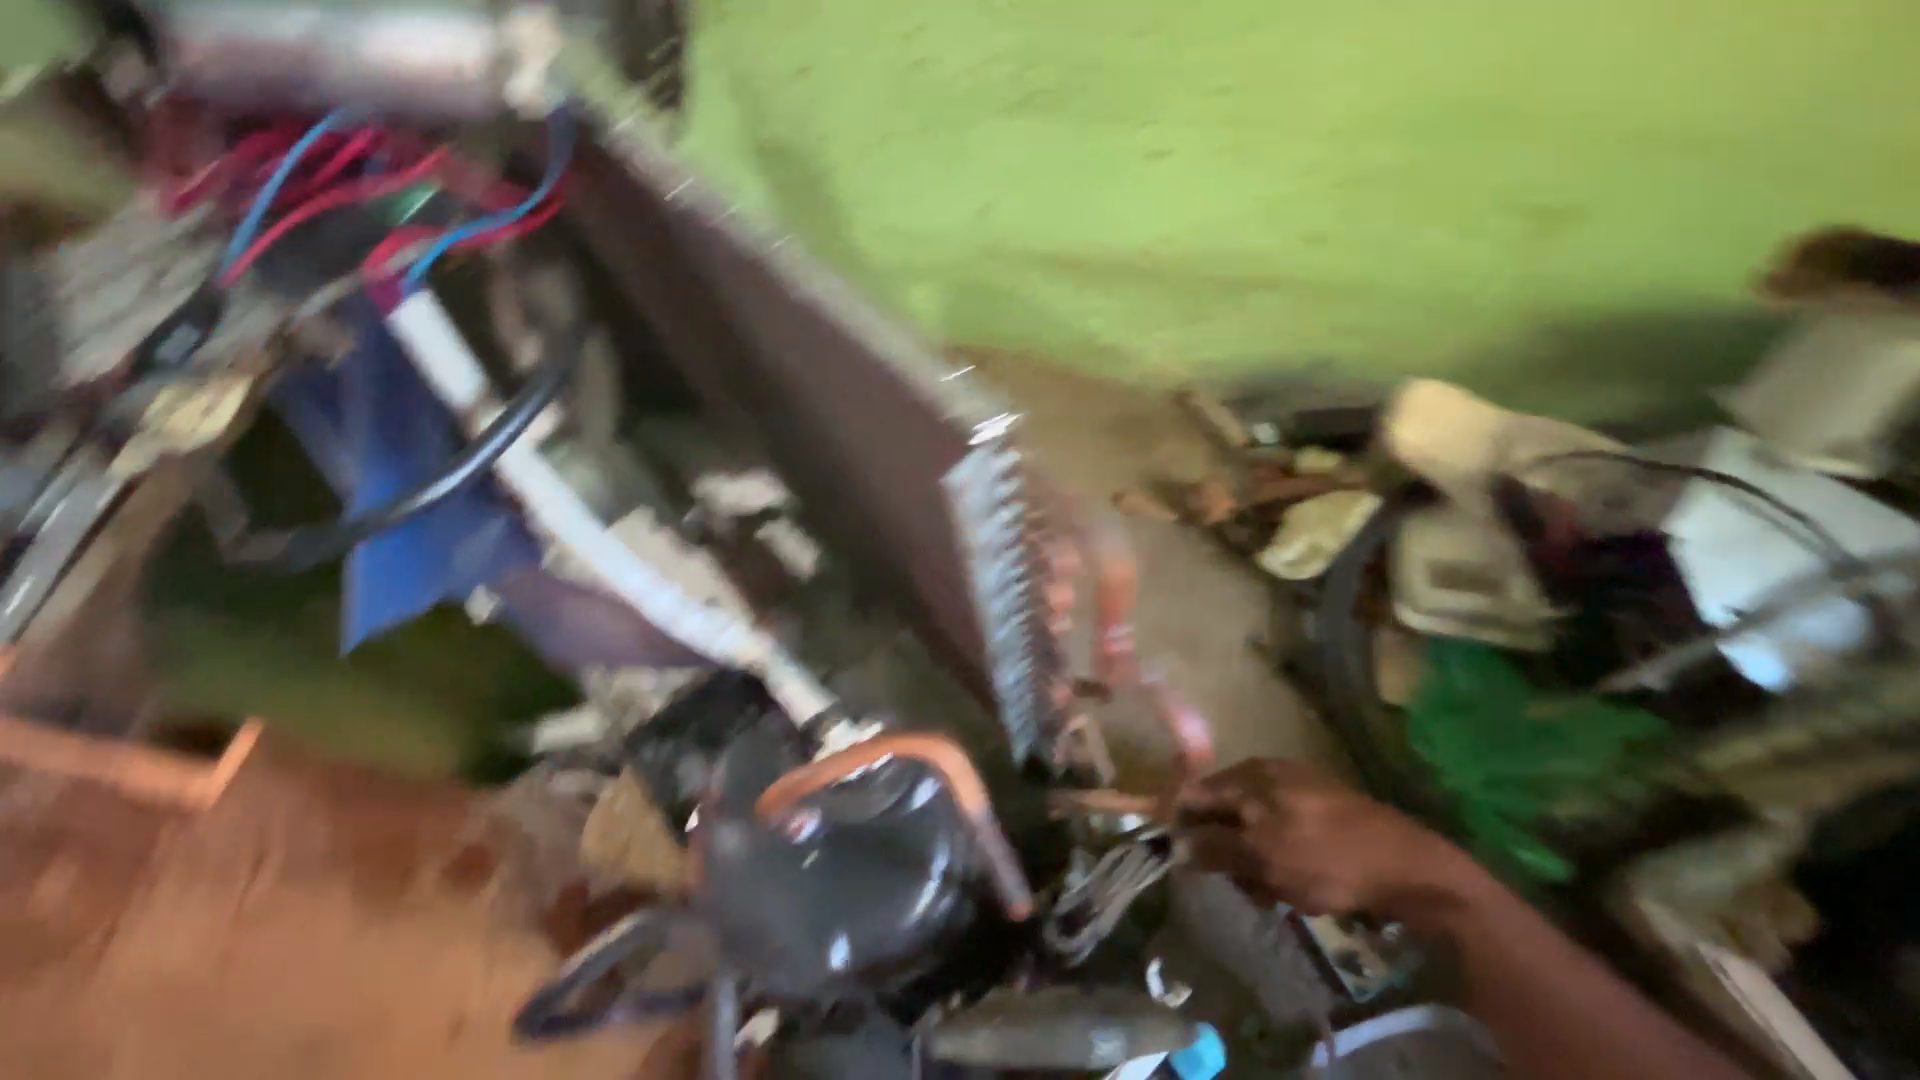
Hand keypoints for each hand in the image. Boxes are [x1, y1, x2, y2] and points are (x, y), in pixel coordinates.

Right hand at [1177, 759, 1483, 923]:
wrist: (1412, 870)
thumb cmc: (1329, 859)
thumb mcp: (1264, 858)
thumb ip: (1215, 847)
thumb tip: (1177, 845)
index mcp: (1249, 774)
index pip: (1194, 792)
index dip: (1181, 825)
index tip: (1181, 859)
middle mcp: (1268, 773)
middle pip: (1221, 809)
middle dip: (1220, 849)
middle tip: (1235, 884)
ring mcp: (1297, 788)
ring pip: (1251, 825)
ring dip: (1250, 860)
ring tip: (1268, 892)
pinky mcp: (1321, 810)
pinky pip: (1280, 832)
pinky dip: (1276, 857)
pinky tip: (1291, 885)